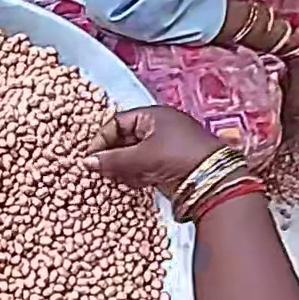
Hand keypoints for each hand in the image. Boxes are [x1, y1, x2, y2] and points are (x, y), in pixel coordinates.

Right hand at [84, 106, 224, 191]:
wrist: (212, 179)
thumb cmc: (176, 156)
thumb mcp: (140, 156)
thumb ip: (111, 159)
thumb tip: (86, 162)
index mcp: (152, 116)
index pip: (116, 123)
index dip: (101, 139)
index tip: (91, 157)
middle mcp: (157, 128)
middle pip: (124, 139)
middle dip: (111, 155)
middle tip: (98, 170)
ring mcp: (163, 147)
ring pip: (132, 155)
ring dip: (121, 167)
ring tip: (113, 178)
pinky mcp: (167, 165)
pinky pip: (142, 167)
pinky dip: (133, 175)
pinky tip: (129, 183)